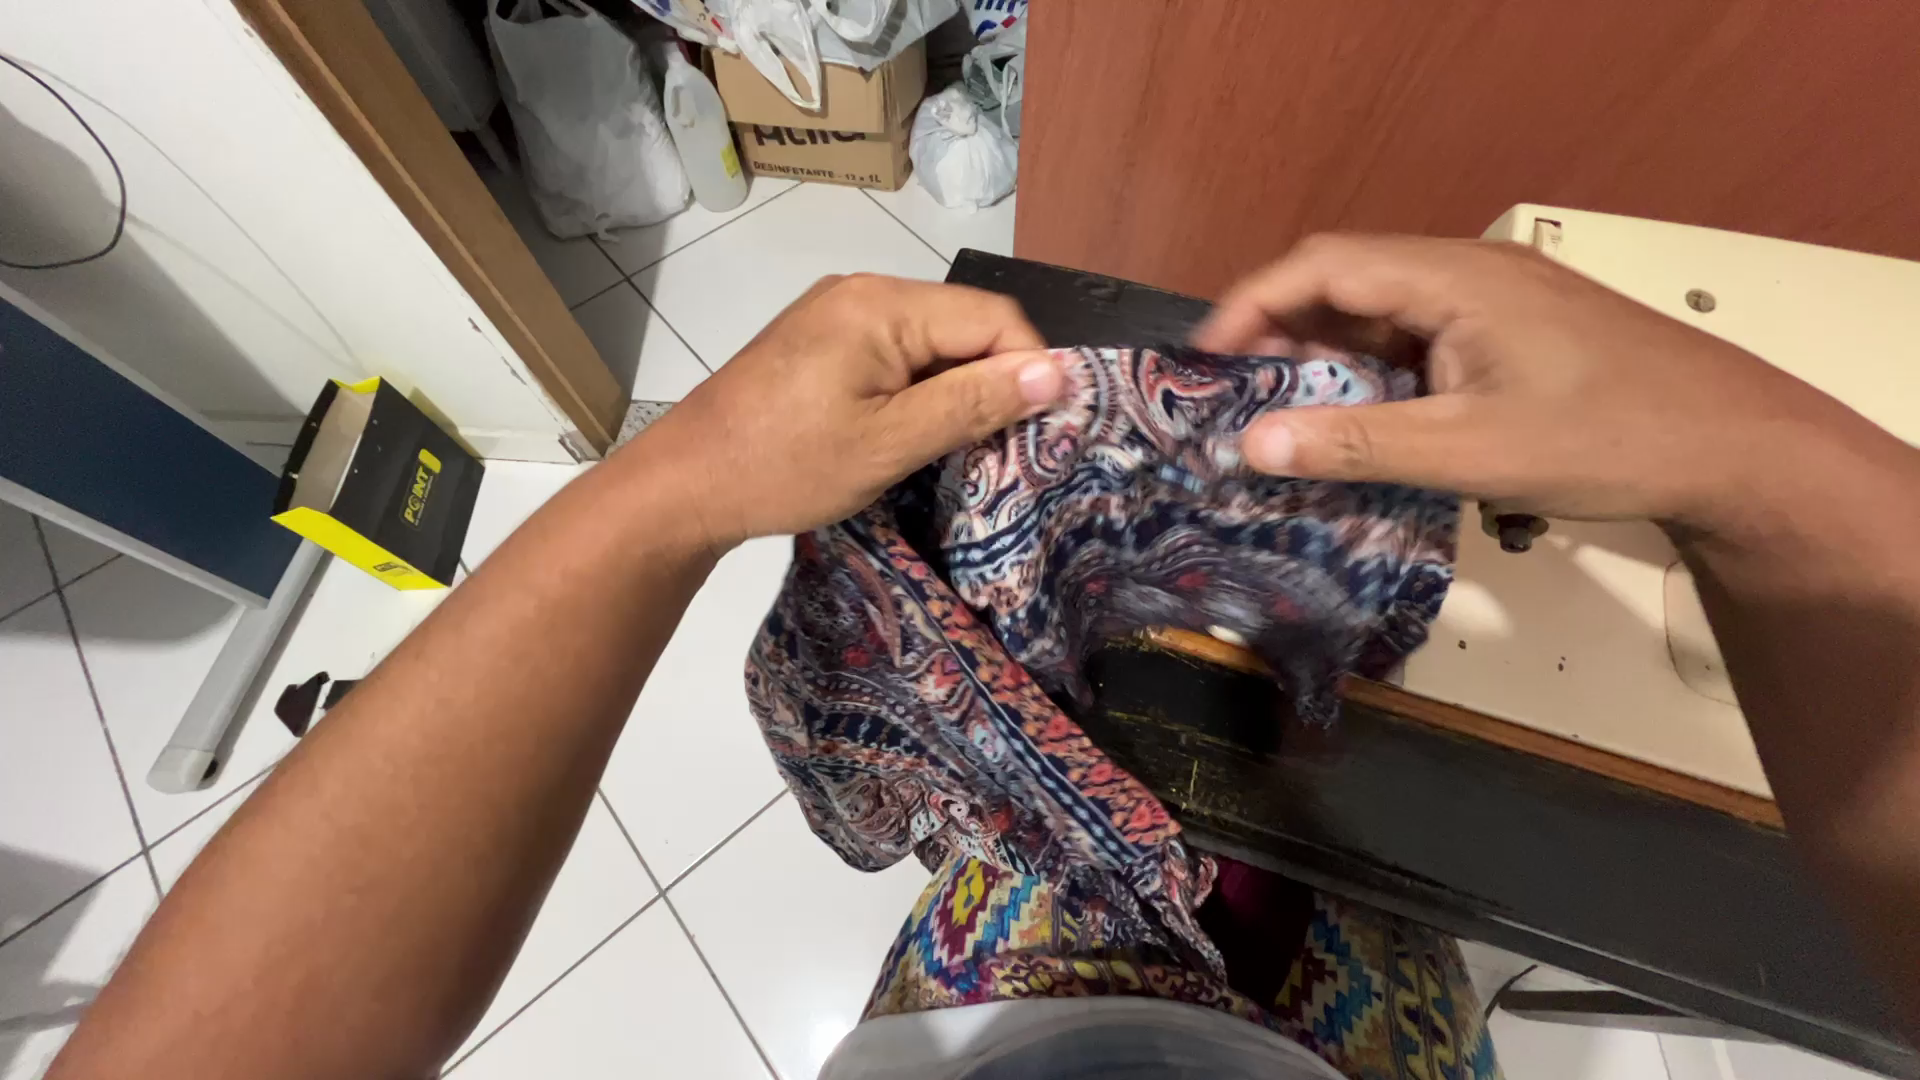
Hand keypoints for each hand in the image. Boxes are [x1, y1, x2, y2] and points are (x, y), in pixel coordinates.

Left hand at [631, 274, 1063, 548]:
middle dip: (993, 381)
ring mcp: (839, 312)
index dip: (1029, 368)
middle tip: (999, 447)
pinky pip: (896, 352)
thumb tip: (1055, 372)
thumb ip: (972, 403)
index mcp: (882, 303)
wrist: (688, 482)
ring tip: (958, 445)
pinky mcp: (824, 340)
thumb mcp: (889, 443)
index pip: (993, 316)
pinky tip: (913, 427)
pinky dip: (920, 388)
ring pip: (932, 340)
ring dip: (957, 388)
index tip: (1038, 430)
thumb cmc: (787, 467)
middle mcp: (864, 289)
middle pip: (963, 323)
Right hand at [1193, 235, 1876, 534]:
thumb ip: (1353, 445)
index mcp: (1452, 280)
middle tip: (1229, 392)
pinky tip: (1339, 417)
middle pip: (1338, 283)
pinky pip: (1399, 343)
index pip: (1324, 266)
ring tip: (1270, 409)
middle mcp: (1459, 277)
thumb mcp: (1467, 452)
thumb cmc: (1604, 439)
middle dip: (1273, 333)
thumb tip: (1249, 444)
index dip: (1251, 305)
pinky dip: (1354, 375)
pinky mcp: (1490, 337)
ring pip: (1367, 316)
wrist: (1736, 453)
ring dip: (1312, 357)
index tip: (1203, 358)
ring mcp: (1477, 306)